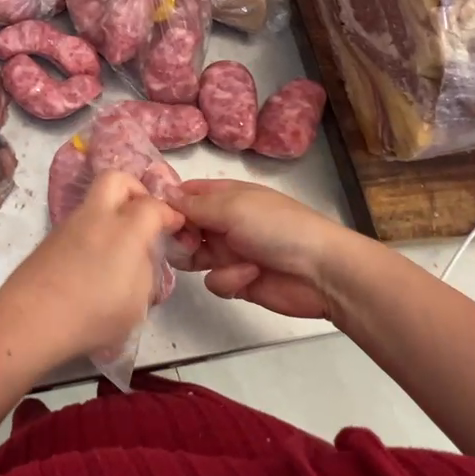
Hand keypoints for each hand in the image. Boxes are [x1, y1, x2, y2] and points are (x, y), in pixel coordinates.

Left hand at [0, 170, 185, 365]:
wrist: (30, 318)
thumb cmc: (93, 314)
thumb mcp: (137, 302)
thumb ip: (145, 270)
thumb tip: (140, 255)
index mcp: (125, 229)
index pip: (153, 205)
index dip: (169, 213)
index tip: (175, 227)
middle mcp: (95, 217)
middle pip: (116, 179)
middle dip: (136, 190)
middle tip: (145, 218)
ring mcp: (68, 225)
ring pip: (94, 201)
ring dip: (112, 213)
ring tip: (121, 249)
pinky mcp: (50, 239)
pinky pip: (79, 223)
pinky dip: (94, 231)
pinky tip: (95, 264)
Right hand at [173, 178, 369, 319]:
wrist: (323, 273)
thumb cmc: (277, 228)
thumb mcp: (232, 207)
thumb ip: (193, 205)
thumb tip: (161, 194)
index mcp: (224, 196)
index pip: (185, 194)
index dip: (167, 202)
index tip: (151, 214)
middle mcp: (223, 222)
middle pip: (183, 227)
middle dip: (178, 235)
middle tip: (183, 241)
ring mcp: (230, 252)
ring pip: (192, 256)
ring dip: (197, 258)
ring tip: (208, 259)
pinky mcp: (237, 281)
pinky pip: (214, 281)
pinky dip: (227, 279)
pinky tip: (247, 276)